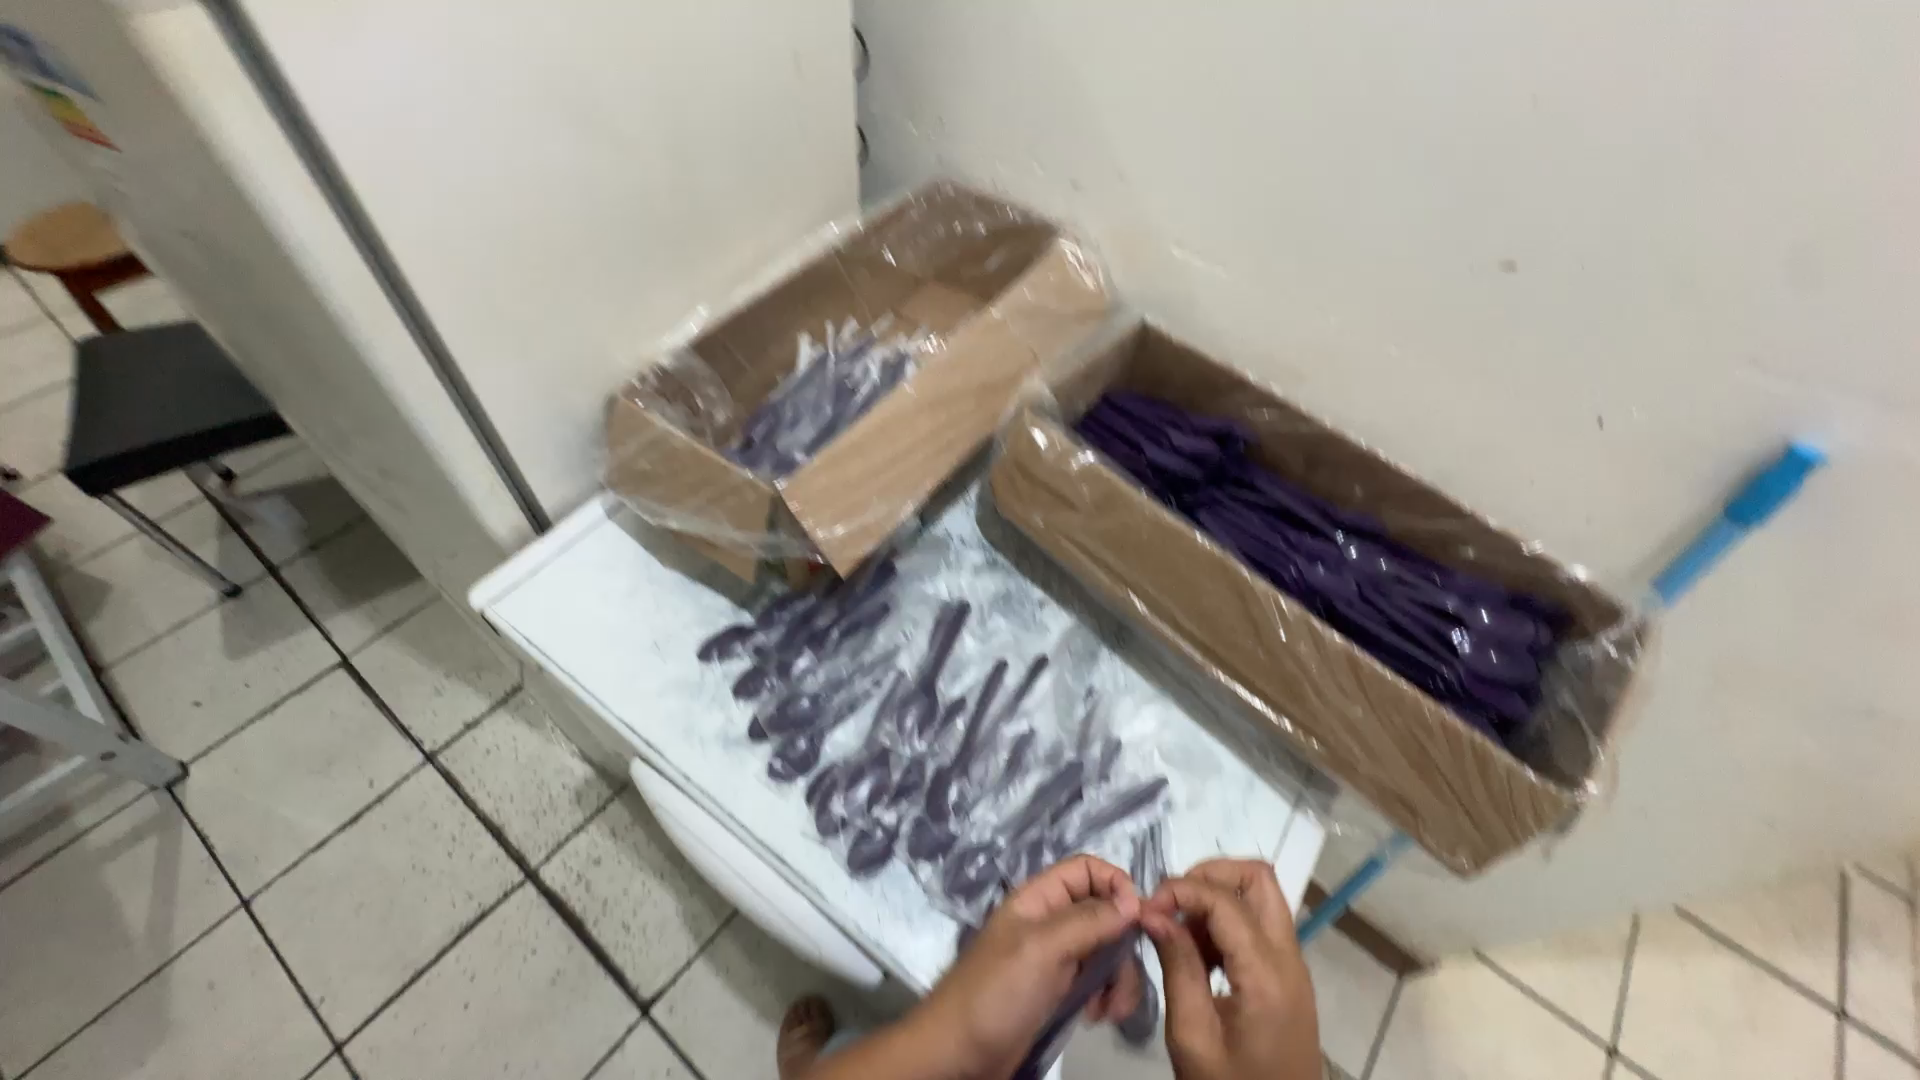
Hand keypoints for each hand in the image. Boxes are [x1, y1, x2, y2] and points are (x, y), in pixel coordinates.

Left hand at [911, 855, 1143, 1078]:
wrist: (960, 1054)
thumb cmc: (997, 992)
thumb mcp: (1042, 949)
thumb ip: (1087, 921)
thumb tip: (1133, 901)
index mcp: (1039, 898)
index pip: (1086, 870)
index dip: (1115, 884)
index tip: (1138, 917)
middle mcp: (1050, 922)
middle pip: (1104, 913)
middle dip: (1122, 943)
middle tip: (1126, 977)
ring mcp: (1056, 958)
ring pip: (1106, 951)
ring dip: (1118, 977)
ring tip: (1111, 1009)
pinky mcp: (1061, 991)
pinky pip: (1098, 982)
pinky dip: (1107, 997)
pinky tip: (1098, 1017)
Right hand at [1142, 859, 1321, 1079]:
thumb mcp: (1192, 1036)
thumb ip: (1176, 965)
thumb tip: (1154, 910)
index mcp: (1266, 974)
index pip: (1224, 898)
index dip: (1181, 889)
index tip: (1147, 909)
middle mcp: (1289, 959)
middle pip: (1258, 878)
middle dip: (1209, 875)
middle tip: (1173, 901)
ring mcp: (1293, 968)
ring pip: (1261, 897)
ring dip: (1217, 896)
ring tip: (1181, 931)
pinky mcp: (1287, 979)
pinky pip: (1260, 924)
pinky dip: (1227, 920)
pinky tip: (1198, 953)